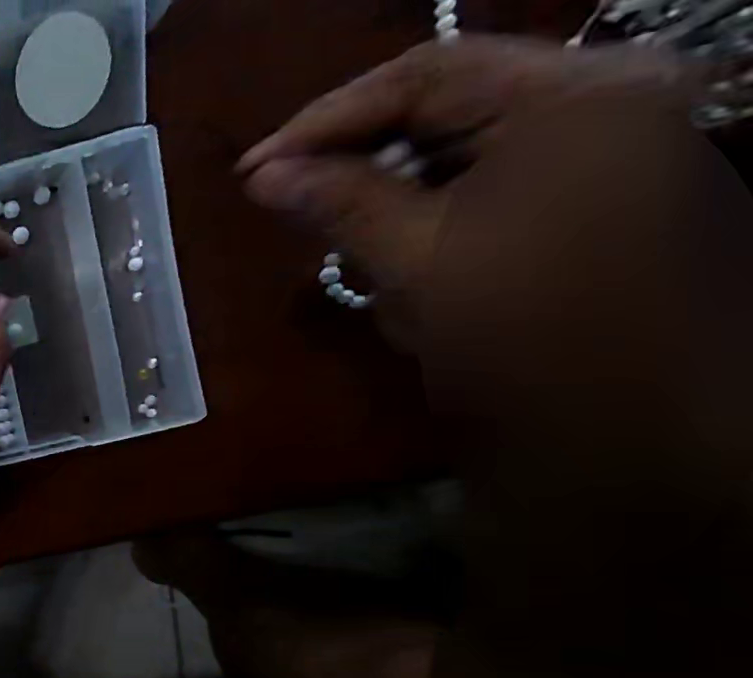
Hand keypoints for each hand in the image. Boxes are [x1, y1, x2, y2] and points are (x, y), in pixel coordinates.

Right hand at [237, 37, 714, 382]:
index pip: (427, 73)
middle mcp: (598, 99)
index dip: (324, 118)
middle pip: (445, 99)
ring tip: (321, 221)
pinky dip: (421, 200)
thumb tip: (261, 176)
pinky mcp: (583, 188)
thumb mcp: (415, 257)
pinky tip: (382, 240)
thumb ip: (339, 202)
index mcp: (574, 95)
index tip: (252, 168)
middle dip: (352, 148)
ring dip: (382, 178)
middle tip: (275, 188)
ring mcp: (599, 142)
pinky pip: (483, 172)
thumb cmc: (517, 326)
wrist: (615, 414)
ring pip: (458, 138)